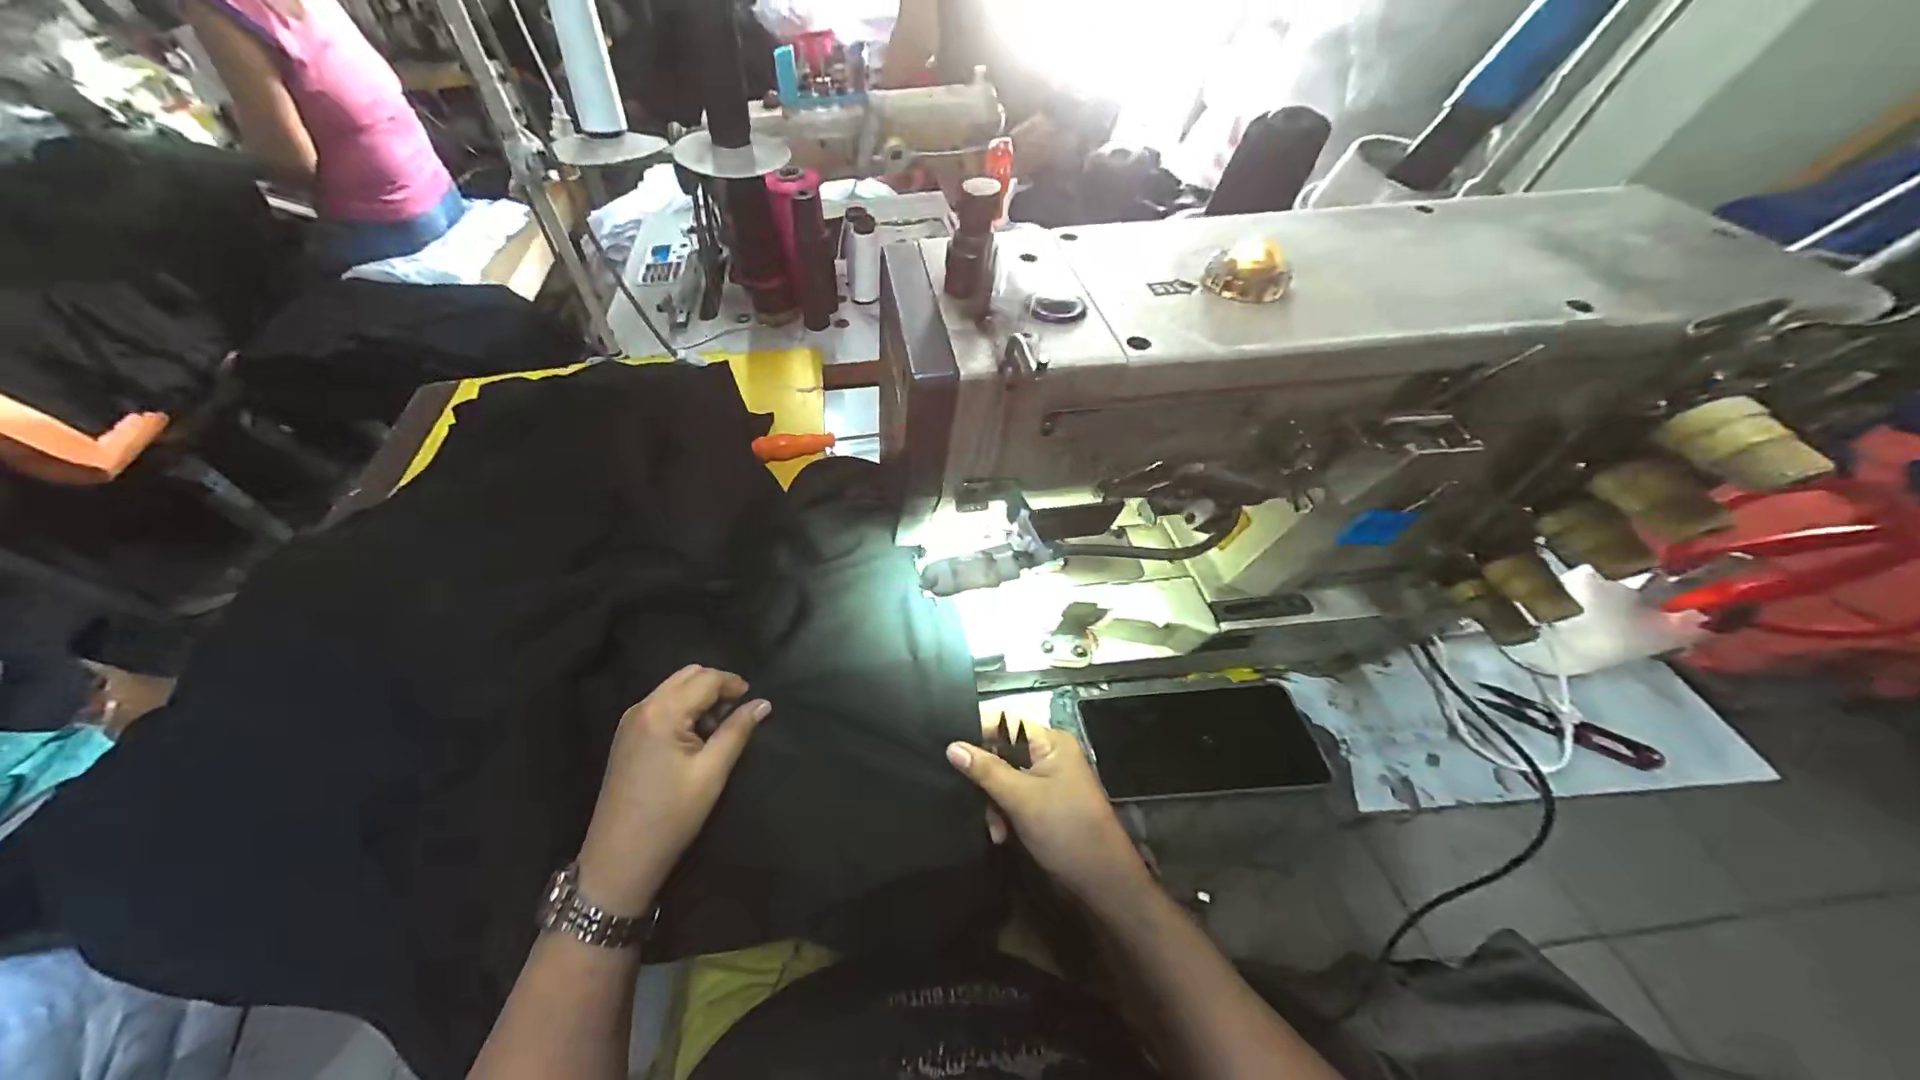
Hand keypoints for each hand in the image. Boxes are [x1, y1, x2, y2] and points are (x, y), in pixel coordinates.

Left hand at [576, 666, 770, 915]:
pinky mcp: (626, 736)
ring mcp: (630, 721)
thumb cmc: (671, 815)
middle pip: (687, 675)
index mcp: (662, 712)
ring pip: (673, 687)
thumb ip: (737, 731)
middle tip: (737, 713)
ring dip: (700, 696)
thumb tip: (763, 704)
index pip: (706, 679)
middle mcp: (642, 707)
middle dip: (716, 685)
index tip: (754, 701)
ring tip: (718, 727)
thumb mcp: (712, 772)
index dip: (734, 684)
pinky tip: (695, 736)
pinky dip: (683, 708)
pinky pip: (661, 704)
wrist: (619, 858)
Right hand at [945, 718, 1149, 900]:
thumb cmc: (1065, 830)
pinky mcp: (1042, 802)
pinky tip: (1000, 835)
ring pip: (1002, 776)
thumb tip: (951, 746)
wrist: (1102, 880)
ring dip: (992, 802)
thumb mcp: (1021, 799)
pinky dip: (1002, 813)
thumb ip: (986, 770)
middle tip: (968, 798)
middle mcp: (1048, 753)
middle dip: (983, 776)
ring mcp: (1046, 778)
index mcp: (1049, 741)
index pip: (1004, 721)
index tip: (946, 746)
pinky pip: (1012, 796)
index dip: (975, 730)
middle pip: (1001, 750)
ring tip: (993, 828)